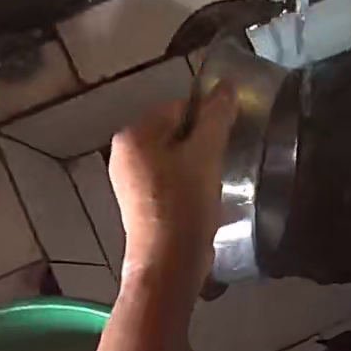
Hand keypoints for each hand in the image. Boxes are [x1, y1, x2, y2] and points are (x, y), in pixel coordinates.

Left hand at [109, 87, 239, 286]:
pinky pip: (169, 183)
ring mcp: (128, 182)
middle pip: (176, 134)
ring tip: (212, 187)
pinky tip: (199, 203)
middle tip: (221, 167)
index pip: (180, 108)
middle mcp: (123, 154)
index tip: (227, 143)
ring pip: (174, 160)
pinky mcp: (139, 206)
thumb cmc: (185, 204)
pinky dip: (186, 187)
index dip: (209, 121)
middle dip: (202, 146)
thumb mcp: (206, 154)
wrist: (169, 264)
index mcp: (134, 134)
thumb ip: (217, 116)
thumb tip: (226, 86)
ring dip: (197, 168)